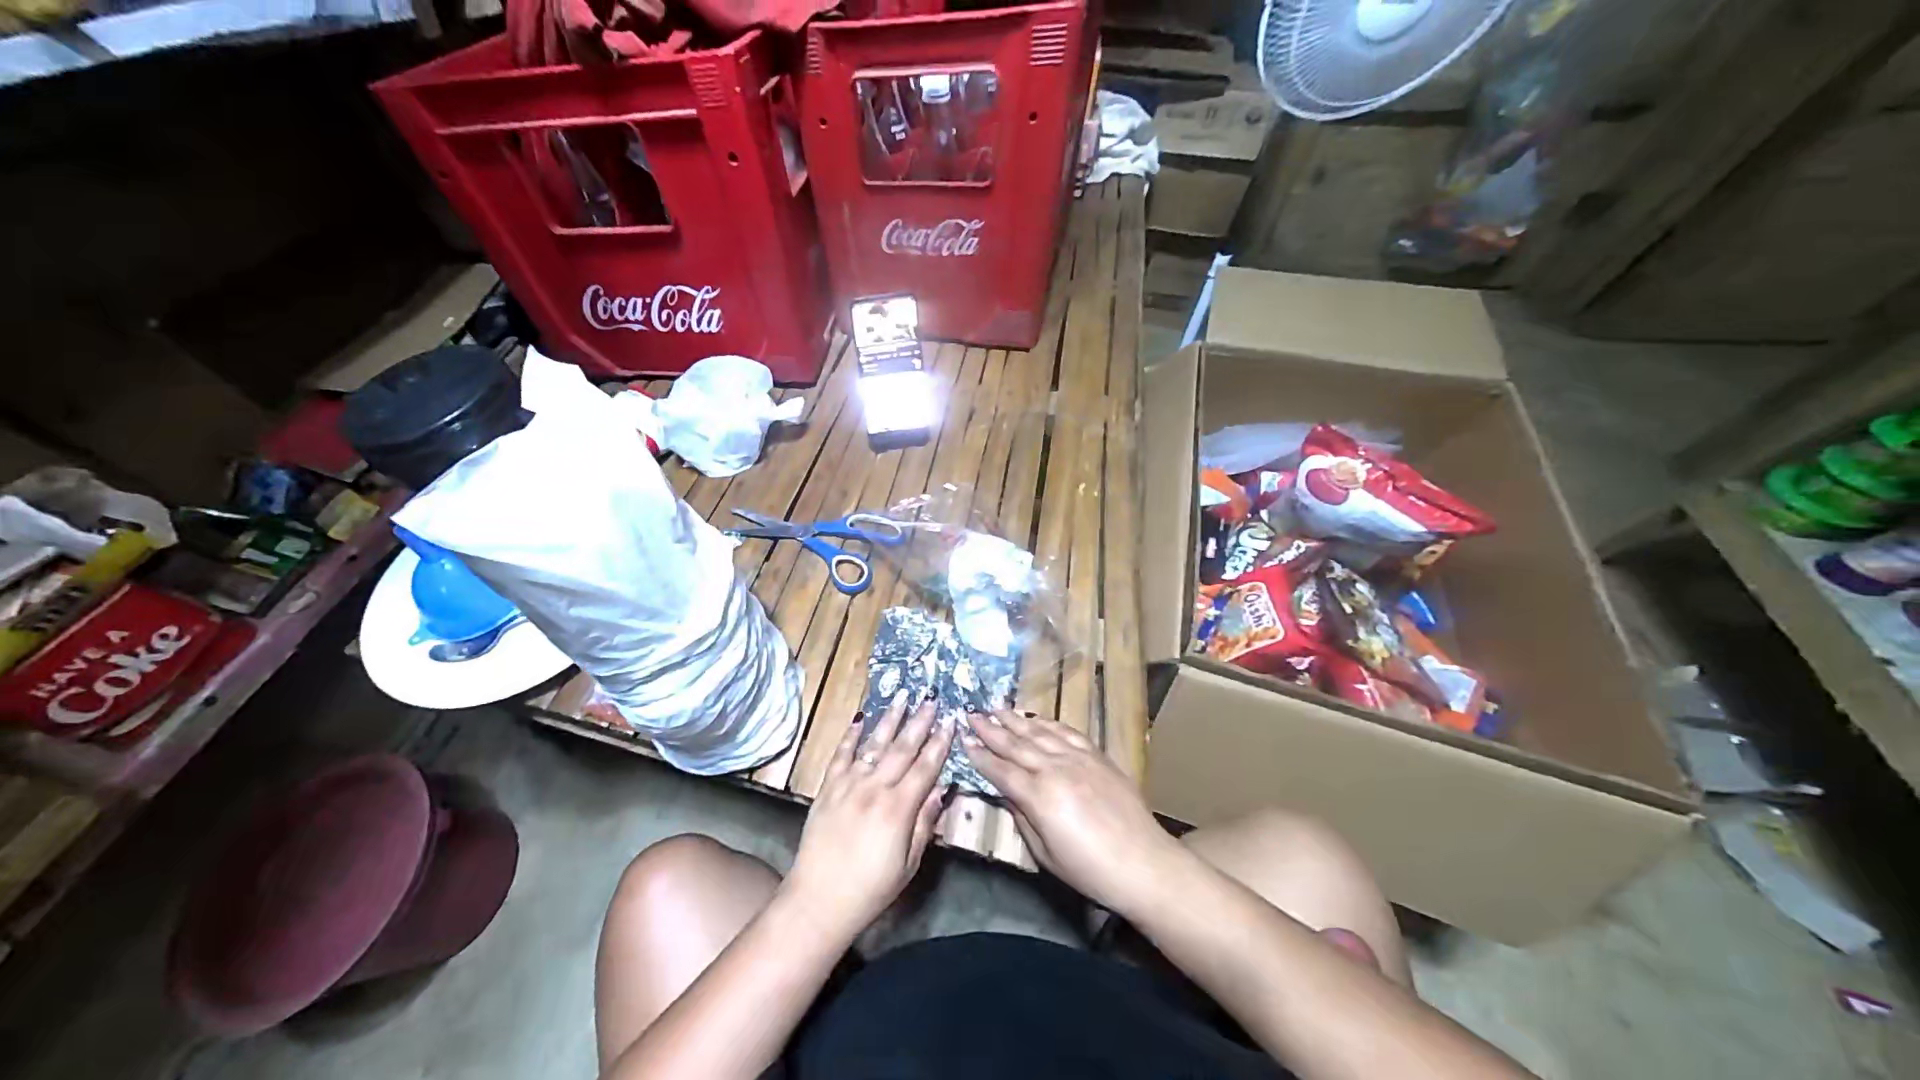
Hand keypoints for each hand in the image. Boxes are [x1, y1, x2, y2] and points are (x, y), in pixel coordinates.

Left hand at [784, 697, 951, 936]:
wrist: (818, 900)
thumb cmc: (870, 889)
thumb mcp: (908, 863)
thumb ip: (924, 823)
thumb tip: (940, 789)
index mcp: (899, 808)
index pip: (925, 767)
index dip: (940, 743)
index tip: (950, 721)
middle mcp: (874, 789)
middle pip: (902, 748)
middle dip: (919, 721)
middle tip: (931, 697)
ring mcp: (848, 785)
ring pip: (874, 744)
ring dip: (890, 719)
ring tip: (903, 696)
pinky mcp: (827, 788)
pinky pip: (840, 755)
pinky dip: (851, 735)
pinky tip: (860, 718)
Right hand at [966, 709, 1186, 913]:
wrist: (1143, 863)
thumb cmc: (1089, 869)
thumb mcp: (1045, 853)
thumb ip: (1022, 818)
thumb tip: (1008, 794)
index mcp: (1039, 796)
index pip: (1001, 770)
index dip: (980, 755)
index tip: (964, 740)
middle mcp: (1055, 769)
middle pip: (1016, 745)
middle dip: (991, 729)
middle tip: (972, 714)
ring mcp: (1078, 759)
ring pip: (1040, 733)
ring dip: (1016, 720)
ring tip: (998, 708)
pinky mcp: (1097, 756)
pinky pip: (1068, 733)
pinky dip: (1049, 724)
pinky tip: (1036, 719)